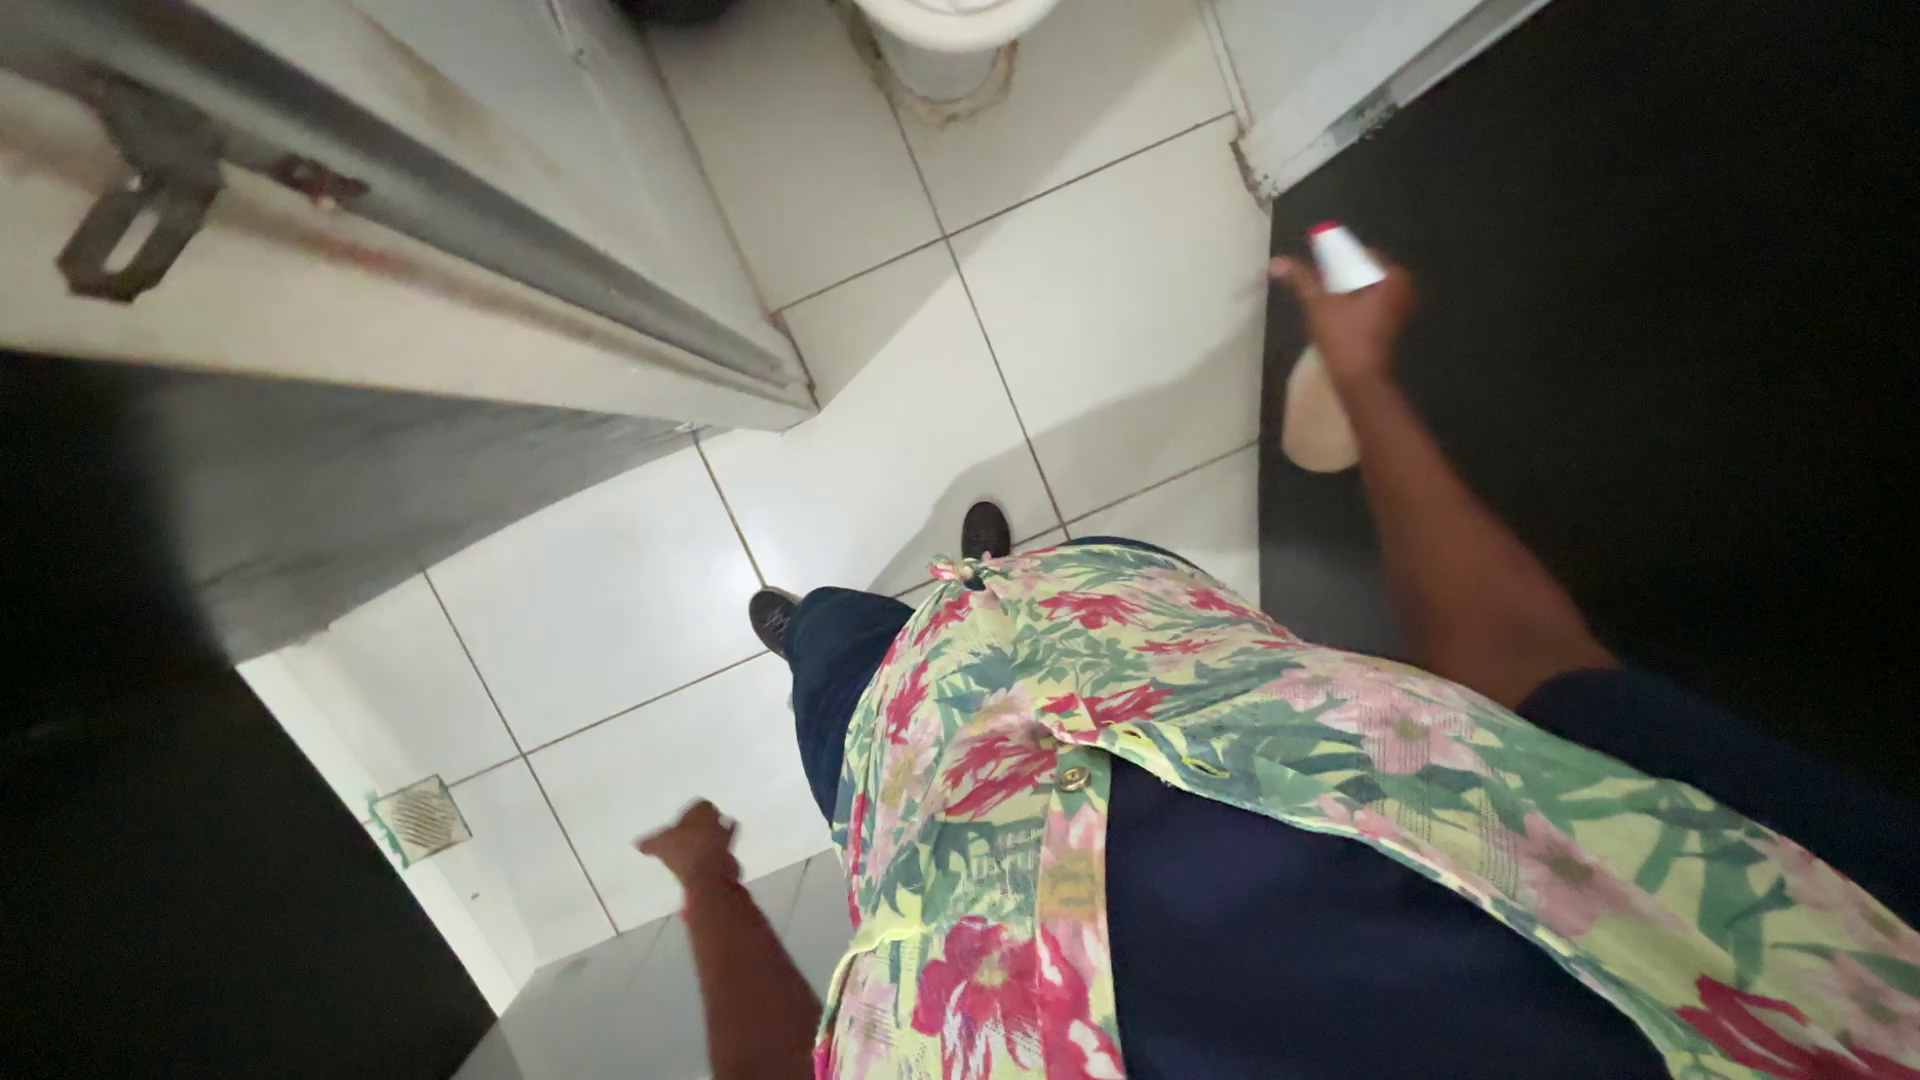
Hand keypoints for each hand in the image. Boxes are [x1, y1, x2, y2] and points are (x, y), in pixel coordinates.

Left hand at [636, 799, 739, 890]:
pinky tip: (732, 824)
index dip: (646, 840)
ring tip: (719, 818)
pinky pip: (717, 845)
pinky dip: (723, 835)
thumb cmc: (699, 842)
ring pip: (698, 842)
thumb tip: (704, 808)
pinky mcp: (712, 865)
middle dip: (685, 830)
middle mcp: (674, 855)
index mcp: (663, 843)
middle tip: (691, 819)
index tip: (639, 840)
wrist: (714, 875)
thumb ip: (701, 807)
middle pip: (676, 841)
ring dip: (707, 832)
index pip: (648, 841)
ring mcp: (694, 862)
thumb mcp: (700, 813)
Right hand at [1269, 251, 1414, 386]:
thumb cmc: (1343, 339)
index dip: (1335, 259)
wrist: (1359, 380)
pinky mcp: (1392, 326)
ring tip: (1321, 303)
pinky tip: (1334, 318)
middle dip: (1338, 277)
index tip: (1315, 270)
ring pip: (1366, 291)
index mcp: (1392, 277)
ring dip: (1344, 293)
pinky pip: (1370, 306)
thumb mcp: (1318, 305)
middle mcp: (1404, 288)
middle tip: (1315, 287)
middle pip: (1364, 273)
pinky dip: (1352, 307)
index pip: (1360, 254)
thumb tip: (1276, 262)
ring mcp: (1401, 309)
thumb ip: (1301, 280)